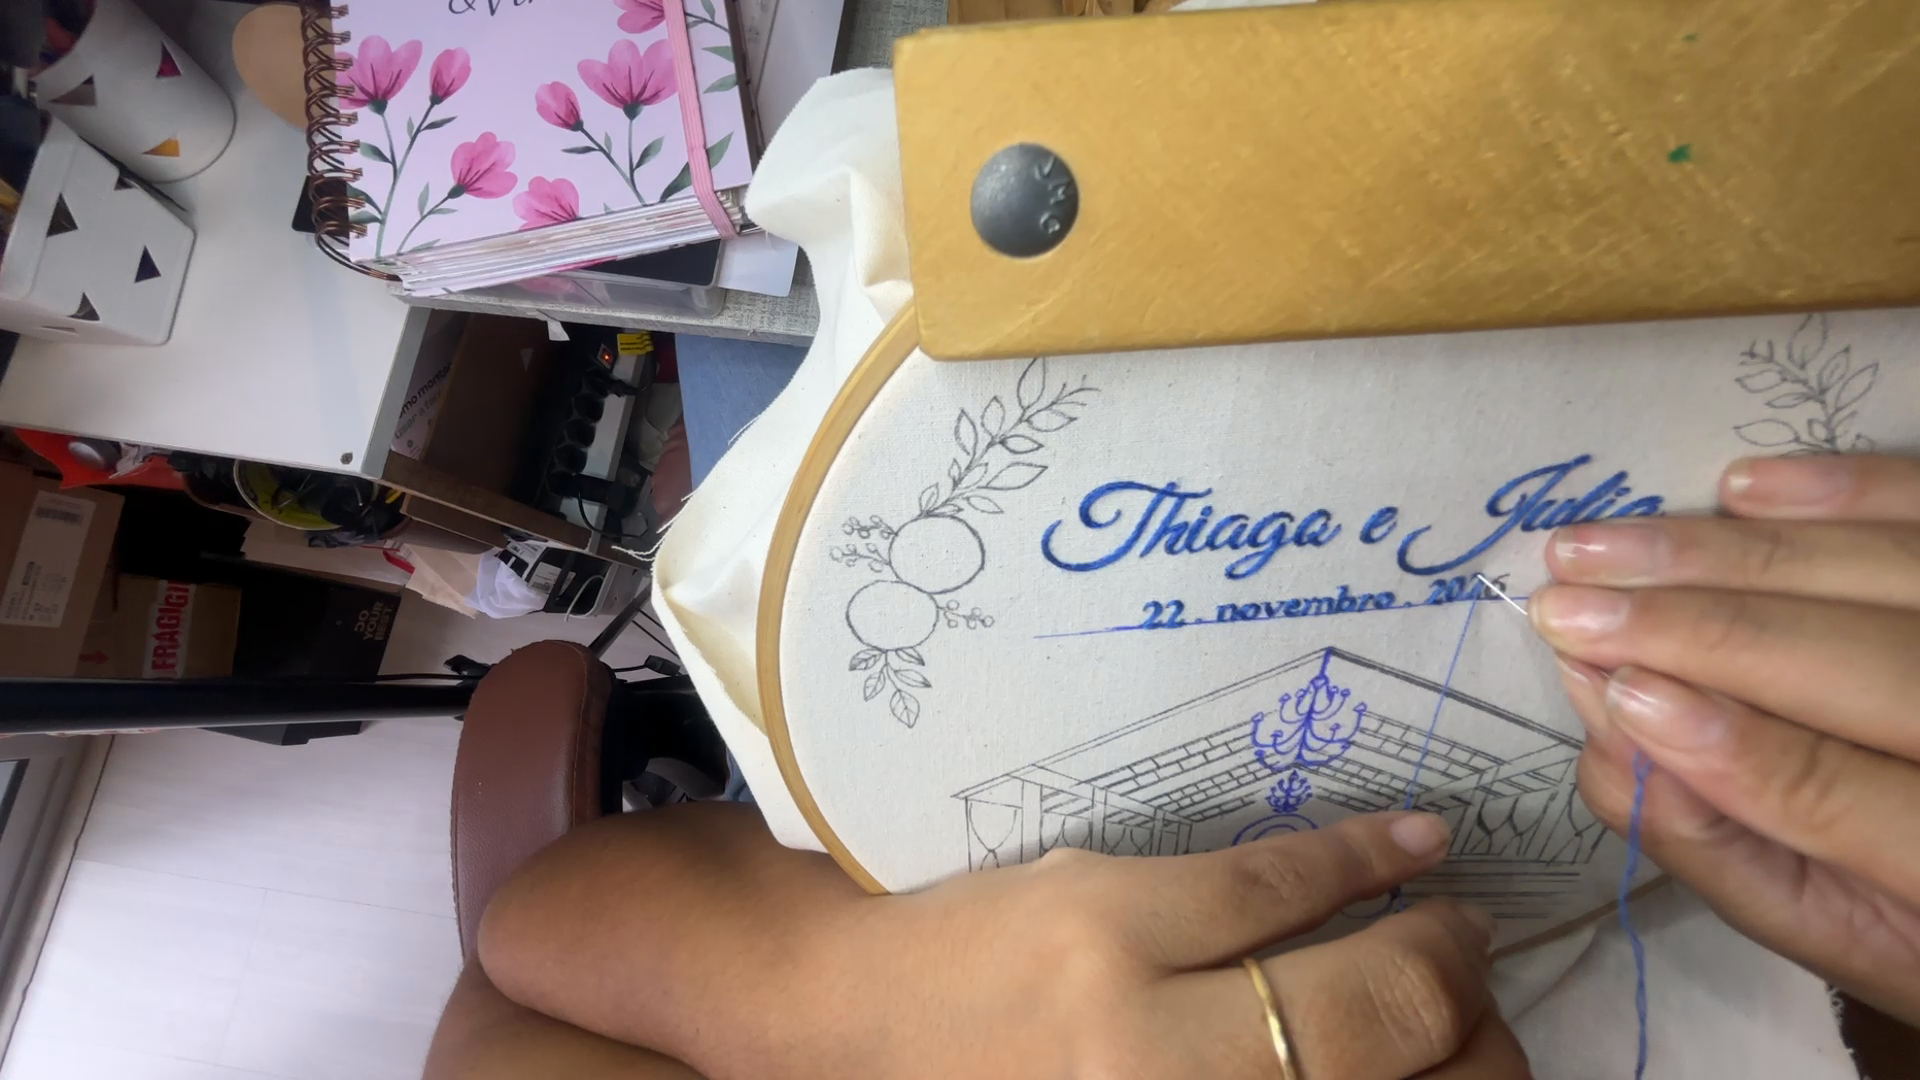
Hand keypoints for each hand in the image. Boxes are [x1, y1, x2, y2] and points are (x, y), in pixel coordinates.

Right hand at [482, 804, 1526, 1079]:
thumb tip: (1323, 878)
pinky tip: (1426, 1065)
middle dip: (1443, 958)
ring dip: (1459, 1047)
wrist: (879, 1028)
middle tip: (1465, 921)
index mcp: (1100, 927)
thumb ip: (1194, 888)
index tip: (1424, 835)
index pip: (1273, 889)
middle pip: (1358, 1010)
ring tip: (1471, 1004)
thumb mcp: (1074, 880)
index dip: (1366, 858)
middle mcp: (1141, 1038)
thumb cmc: (971, 933)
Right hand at [1531, 454, 1919, 1021]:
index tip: (1609, 687)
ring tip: (1585, 546)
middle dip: (1699, 632)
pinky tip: (1742, 487)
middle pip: (1888, 670)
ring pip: (1898, 575)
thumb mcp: (1809, 915)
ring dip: (1722, 554)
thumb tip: (1608, 718)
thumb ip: (1702, 836)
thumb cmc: (1898, 893)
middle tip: (1563, 605)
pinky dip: (1854, 489)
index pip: (1862, 806)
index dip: (1738, 748)